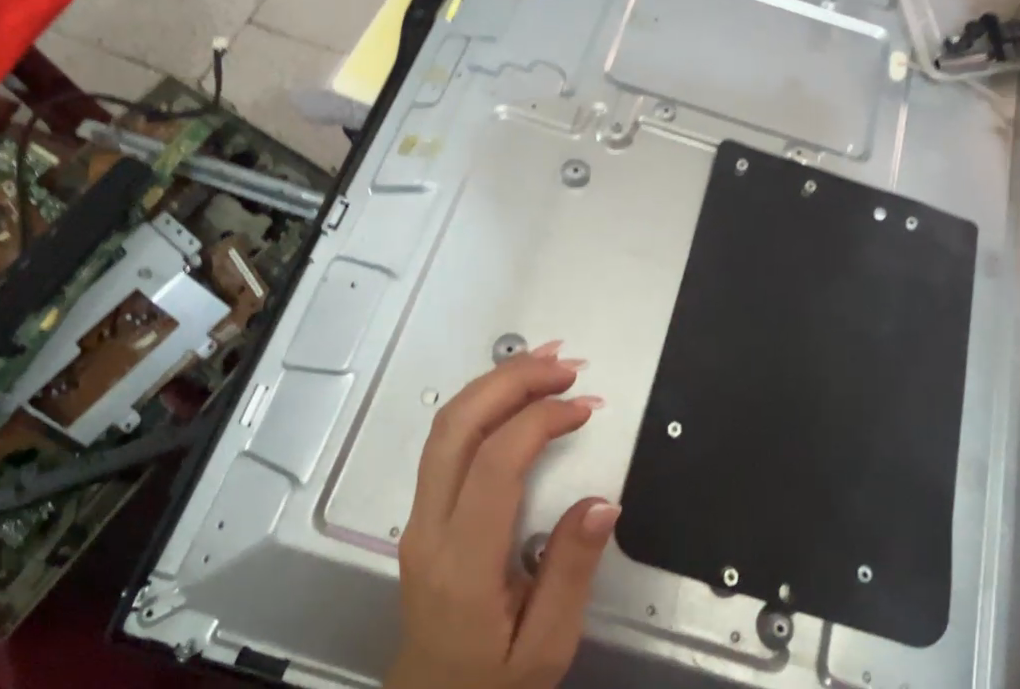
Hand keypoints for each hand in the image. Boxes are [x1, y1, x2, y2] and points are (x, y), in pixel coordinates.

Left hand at [386, 344, 616, 688]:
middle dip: (511, 380)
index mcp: (463, 564)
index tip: (585, 407)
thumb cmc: (491, 682)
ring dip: (495, 383)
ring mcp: (418, 516)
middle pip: (457, 427)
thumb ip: (571, 573)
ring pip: (445, 425)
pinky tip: (517, 393)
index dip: (539, 421)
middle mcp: (430, 528)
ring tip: (547, 363)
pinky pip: (446, 441)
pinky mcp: (422, 512)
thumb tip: (601, 503)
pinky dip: (483, 403)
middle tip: (567, 365)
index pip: (494, 466)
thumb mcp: (544, 647)